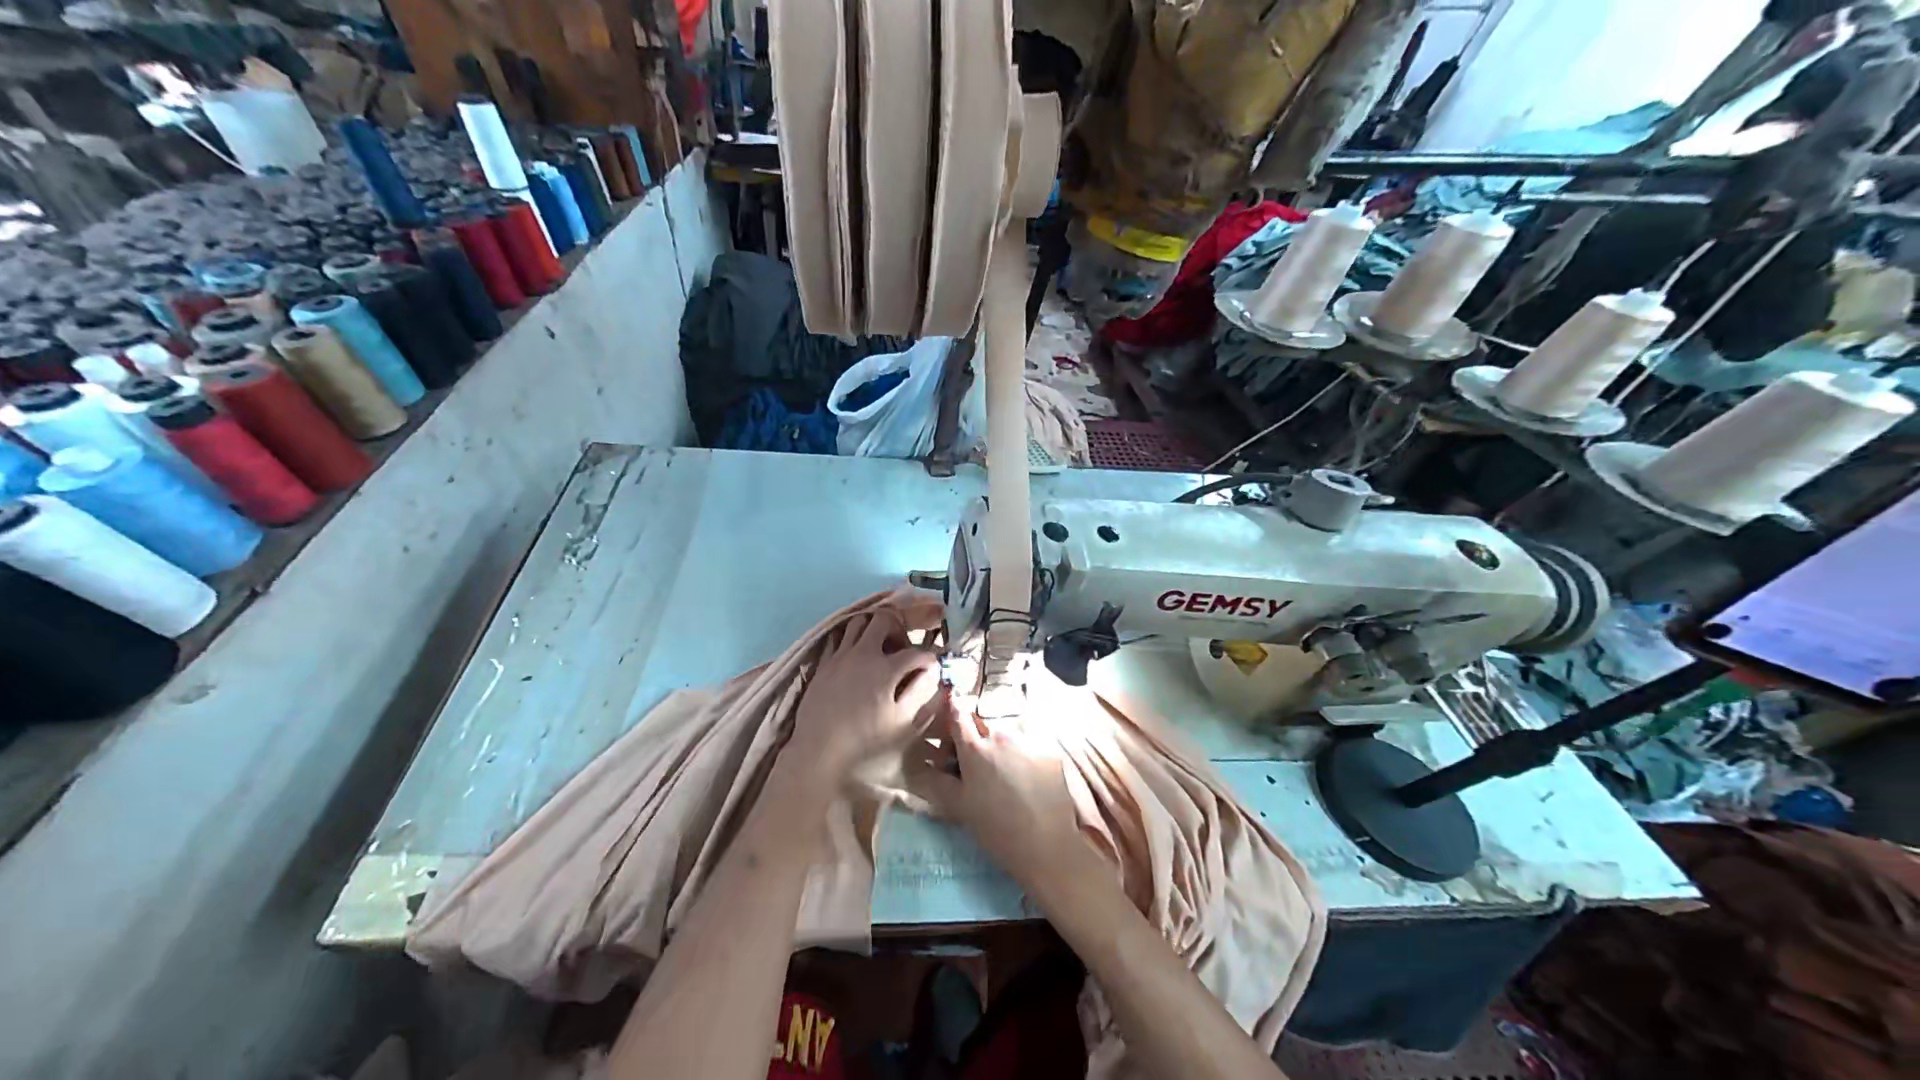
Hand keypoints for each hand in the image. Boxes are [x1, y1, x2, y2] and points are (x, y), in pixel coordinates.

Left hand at [781, 612, 942, 799]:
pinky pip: (837, 637)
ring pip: (858, 622)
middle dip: (899, 629)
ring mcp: (839, 657)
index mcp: (886, 669)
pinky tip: (856, 657)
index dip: (930, 658)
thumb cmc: (865, 744)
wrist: (818, 755)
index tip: (933, 668)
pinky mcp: (822, 664)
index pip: (916, 651)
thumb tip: (932, 671)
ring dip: (873, 629)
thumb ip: (921, 692)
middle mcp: (862, 654)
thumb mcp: (903, 725)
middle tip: (903, 650)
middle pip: (884, 619)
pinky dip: (851, 639)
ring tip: (879, 650)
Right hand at [911, 709, 1100, 898]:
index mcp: (975, 748)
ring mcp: (1029, 742)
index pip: (957, 713)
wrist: (1046, 845)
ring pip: (1008, 733)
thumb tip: (918, 765)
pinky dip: (1023, 756)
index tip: (946, 712)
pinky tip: (1025, 781)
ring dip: (1000, 745)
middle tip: (973, 760)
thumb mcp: (958, 807)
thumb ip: (936, 781)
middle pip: (983, 723)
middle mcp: (1002, 736)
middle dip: (974, 734)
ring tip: (1002, 775)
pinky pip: (1030, 746)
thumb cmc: (995, 828)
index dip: (949, 709)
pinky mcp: (1050, 753)